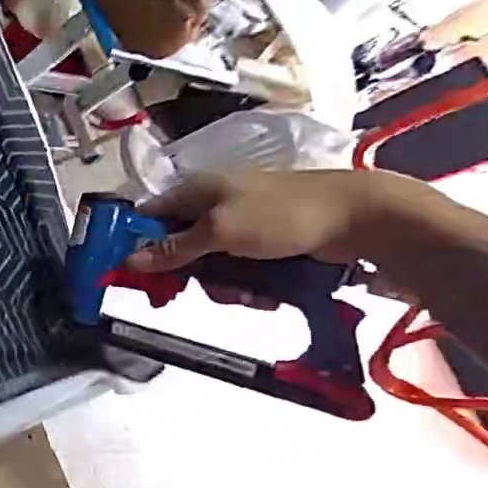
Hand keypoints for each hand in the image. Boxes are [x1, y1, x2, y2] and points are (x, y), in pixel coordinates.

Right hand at [126, 168, 421, 274]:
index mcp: (195, 192)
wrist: (357, 217)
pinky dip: (247, 285)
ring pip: (208, 266)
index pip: (147, 218)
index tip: (133, 276)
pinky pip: (238, 271)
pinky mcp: (262, 244)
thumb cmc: (281, 215)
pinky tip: (264, 292)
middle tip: (190, 294)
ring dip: (223, 285)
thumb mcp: (219, 232)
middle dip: (186, 275)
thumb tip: (130, 260)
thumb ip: (173, 249)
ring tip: (247, 293)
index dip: (135, 244)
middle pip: (175, 248)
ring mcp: (238, 226)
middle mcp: (211, 207)